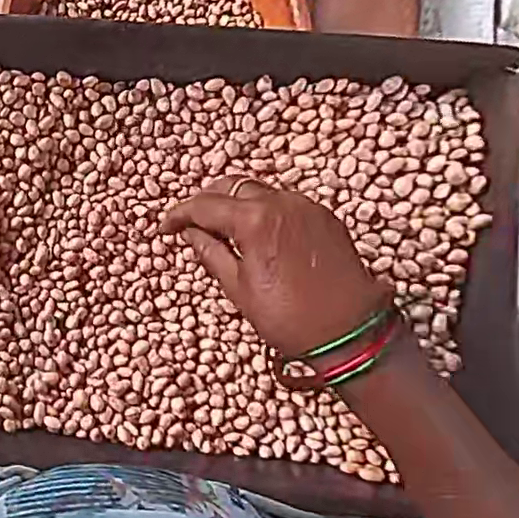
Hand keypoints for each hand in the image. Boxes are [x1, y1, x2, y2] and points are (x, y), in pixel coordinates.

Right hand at [160, 177, 384, 356]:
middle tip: (190, 224)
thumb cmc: (291, 317)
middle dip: (206, 202)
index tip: (166, 227)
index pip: (204, 205)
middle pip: (231, 186)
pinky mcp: (324, 218)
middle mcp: (282, 204)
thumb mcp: (237, 288)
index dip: (179, 215)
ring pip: (258, 191)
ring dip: (234, 204)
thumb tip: (191, 233)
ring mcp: (307, 208)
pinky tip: (252, 234)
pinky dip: (260, 210)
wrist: (352, 331)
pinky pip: (282, 202)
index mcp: (255, 220)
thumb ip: (210, 252)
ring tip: (220, 231)